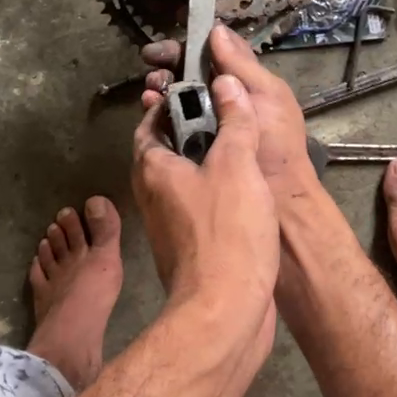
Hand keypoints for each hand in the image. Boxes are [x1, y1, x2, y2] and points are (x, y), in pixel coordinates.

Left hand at [132, 68, 279, 311]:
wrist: (224, 315)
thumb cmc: (226, 233)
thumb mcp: (236, 164)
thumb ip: (233, 121)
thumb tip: (224, 81)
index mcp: (153, 168)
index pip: (150, 124)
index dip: (171, 103)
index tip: (199, 91)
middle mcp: (152, 195)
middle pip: (166, 151)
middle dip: (192, 131)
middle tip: (227, 116)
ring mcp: (169, 226)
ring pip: (184, 181)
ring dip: (207, 163)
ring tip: (242, 148)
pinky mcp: (188, 250)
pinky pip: (198, 208)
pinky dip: (216, 193)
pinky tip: (246, 191)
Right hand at [140, 25, 320, 200]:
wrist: (281, 200)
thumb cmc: (278, 143)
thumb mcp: (266, 94)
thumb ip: (240, 63)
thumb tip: (215, 30)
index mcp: (244, 84)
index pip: (210, 55)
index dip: (186, 48)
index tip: (163, 50)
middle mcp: (224, 101)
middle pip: (189, 76)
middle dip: (168, 69)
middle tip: (151, 71)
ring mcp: (208, 127)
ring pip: (177, 100)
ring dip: (161, 91)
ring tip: (150, 93)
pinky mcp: (195, 151)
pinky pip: (173, 127)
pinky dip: (159, 116)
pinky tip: (150, 112)